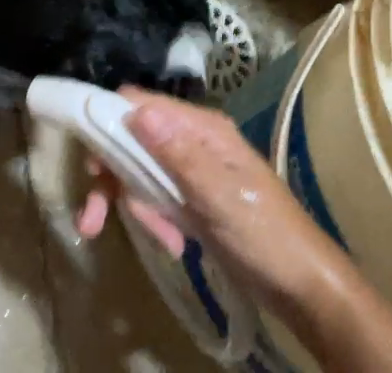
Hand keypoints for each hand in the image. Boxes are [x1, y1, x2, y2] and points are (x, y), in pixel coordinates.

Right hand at [76, 88, 351, 317]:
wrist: (305, 289)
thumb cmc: (266, 235)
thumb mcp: (219, 196)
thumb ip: (177, 153)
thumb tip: (135, 109)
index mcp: (201, 129)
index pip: (139, 103)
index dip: (104, 120)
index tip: (86, 155)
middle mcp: (190, 140)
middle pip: (129, 140)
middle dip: (111, 176)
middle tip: (93, 214)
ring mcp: (189, 169)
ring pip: (136, 171)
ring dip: (132, 205)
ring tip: (153, 239)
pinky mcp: (189, 197)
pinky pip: (152, 196)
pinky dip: (150, 218)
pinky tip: (169, 243)